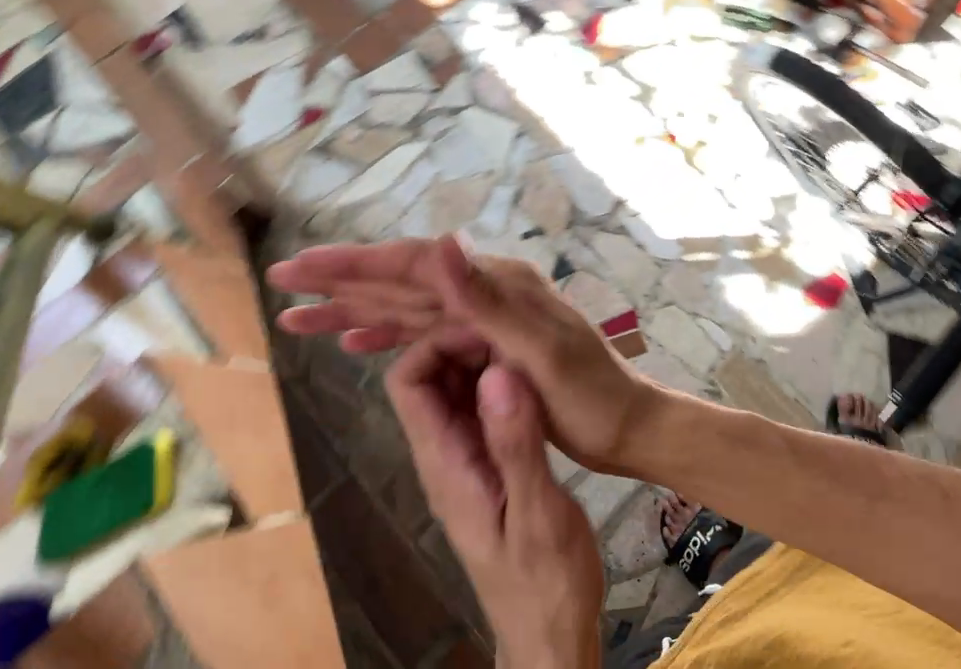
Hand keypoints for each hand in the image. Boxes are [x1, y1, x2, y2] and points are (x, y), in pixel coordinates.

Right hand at [269, 237, 663, 473]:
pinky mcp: (487, 343)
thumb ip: (488, 299)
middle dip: (343, 279)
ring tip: (300, 316)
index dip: (359, 262)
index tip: (304, 264)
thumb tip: (442, 239)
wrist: (626, 424)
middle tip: (282, 278)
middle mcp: (491, 291)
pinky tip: (356, 339)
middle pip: (405, 278)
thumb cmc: (589, 396)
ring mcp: (489, 316)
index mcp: (500, 286)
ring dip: (355, 307)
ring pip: (409, 304)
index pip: (419, 262)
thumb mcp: (540, 351)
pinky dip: (388, 333)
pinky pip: (427, 330)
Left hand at [385, 330, 602, 668]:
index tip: (490, 330)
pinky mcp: (492, 465)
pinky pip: (485, 408)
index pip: (410, 381)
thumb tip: (497, 372)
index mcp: (446, 462)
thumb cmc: (544, 580)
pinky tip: (538, 373)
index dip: (440, 343)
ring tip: (528, 339)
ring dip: (485, 358)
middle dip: (463, 341)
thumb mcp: (537, 513)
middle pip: (430, 377)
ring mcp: (468, 459)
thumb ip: (516, 444)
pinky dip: (503, 382)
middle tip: (516, 326)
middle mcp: (447, 454)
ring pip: (459, 389)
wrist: (551, 633)